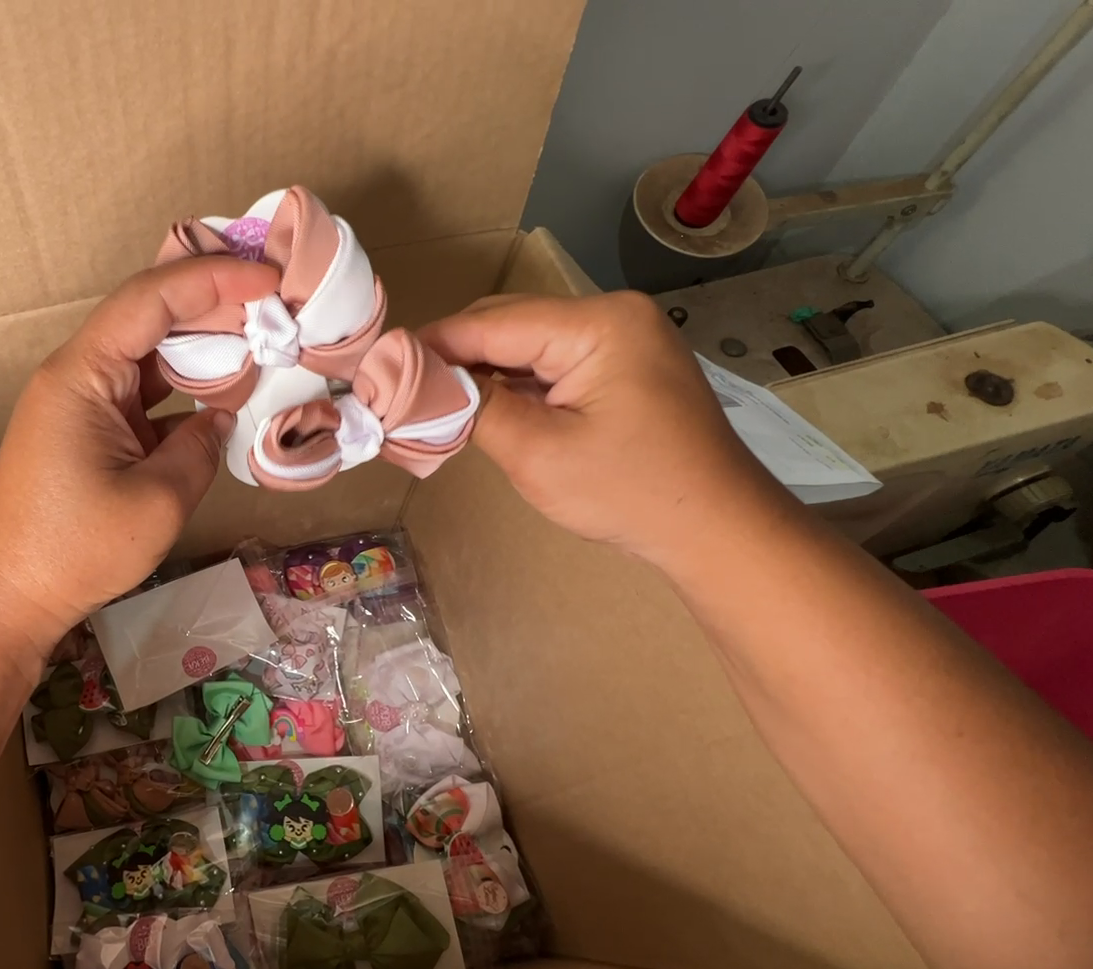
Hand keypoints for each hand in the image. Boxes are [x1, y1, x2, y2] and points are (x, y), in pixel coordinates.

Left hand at [0, 256, 279, 657]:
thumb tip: (218, 418)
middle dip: (212, 303)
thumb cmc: (76, 549)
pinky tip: (223, 396)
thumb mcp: (157, 500)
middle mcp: (77, 375)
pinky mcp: (88, 431)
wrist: (12, 594)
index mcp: (83, 375)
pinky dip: (182, 391)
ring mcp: (81, 403)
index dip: (213, 279)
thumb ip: (199, 448)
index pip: (151, 300)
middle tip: (275, 302)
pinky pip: (141, 394)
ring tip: (261, 339)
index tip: (269, 278)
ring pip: (148, 355)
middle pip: (148, 316)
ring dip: (201, 347)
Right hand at [418, 291, 800, 567]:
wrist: (715, 527)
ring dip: (478, 373)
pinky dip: (510, 385)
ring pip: (523, 345)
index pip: (490, 323)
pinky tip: (478, 408)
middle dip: (451, 358)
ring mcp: (620, 340)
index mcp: (597, 325)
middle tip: (399, 395)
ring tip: (429, 404)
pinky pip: (548, 364)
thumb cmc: (629, 492)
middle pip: (506, 324)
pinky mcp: (620, 366)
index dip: (429, 346)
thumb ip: (472, 409)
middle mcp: (610, 316)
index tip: (377, 371)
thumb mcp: (537, 453)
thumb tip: (415, 386)